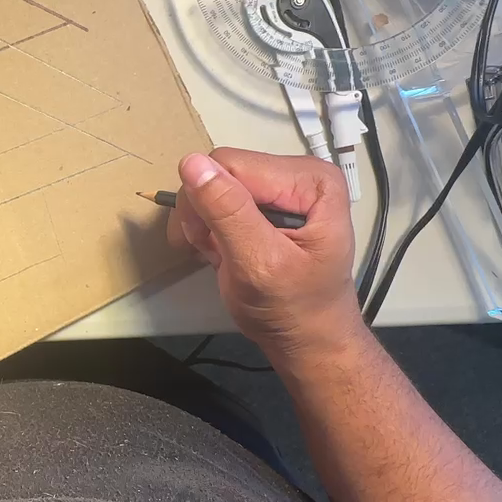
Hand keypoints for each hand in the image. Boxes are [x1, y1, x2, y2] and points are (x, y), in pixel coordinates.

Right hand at [167, 148, 364, 361]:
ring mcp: (276, 187)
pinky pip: (210, 199)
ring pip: (206, 184)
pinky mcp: (259, 202)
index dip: (208, 201)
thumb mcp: (258, 263)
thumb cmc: (292, 308)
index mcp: (310, 179)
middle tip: (214, 251)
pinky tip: (219, 249)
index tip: (210, 242)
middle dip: (203, 213)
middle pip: (218, 171)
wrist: (303, 338)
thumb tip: (191, 163)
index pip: (231, 164)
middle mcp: (295, 174)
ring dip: (199, 223)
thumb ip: (227, 212)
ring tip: (217, 254)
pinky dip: (203, 228)